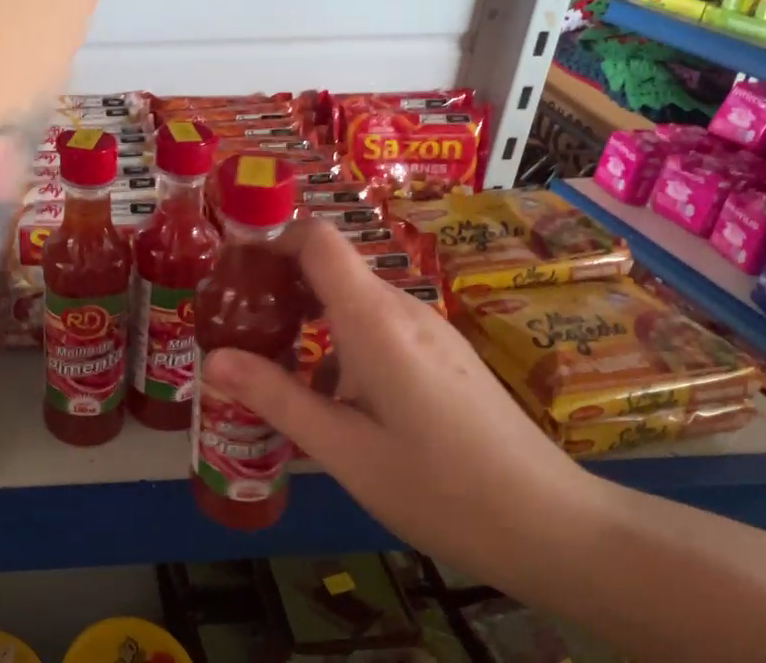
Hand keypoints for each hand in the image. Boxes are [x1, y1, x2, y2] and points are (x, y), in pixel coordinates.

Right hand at [202, 220, 603, 580]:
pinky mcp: (443, 355)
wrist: (555, 526)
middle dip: (276, 286)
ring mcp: (428, 331)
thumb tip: (211, 361)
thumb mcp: (343, 450)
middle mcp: (402, 310)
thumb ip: (275, 398)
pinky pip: (377, 327)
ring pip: (352, 300)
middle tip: (235, 327)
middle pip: (330, 267)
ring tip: (268, 362)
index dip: (269, 239)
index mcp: (374, 320)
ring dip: (305, 317)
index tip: (230, 272)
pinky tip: (327, 396)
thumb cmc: (441, 487)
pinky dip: (337, 341)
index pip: (317, 239)